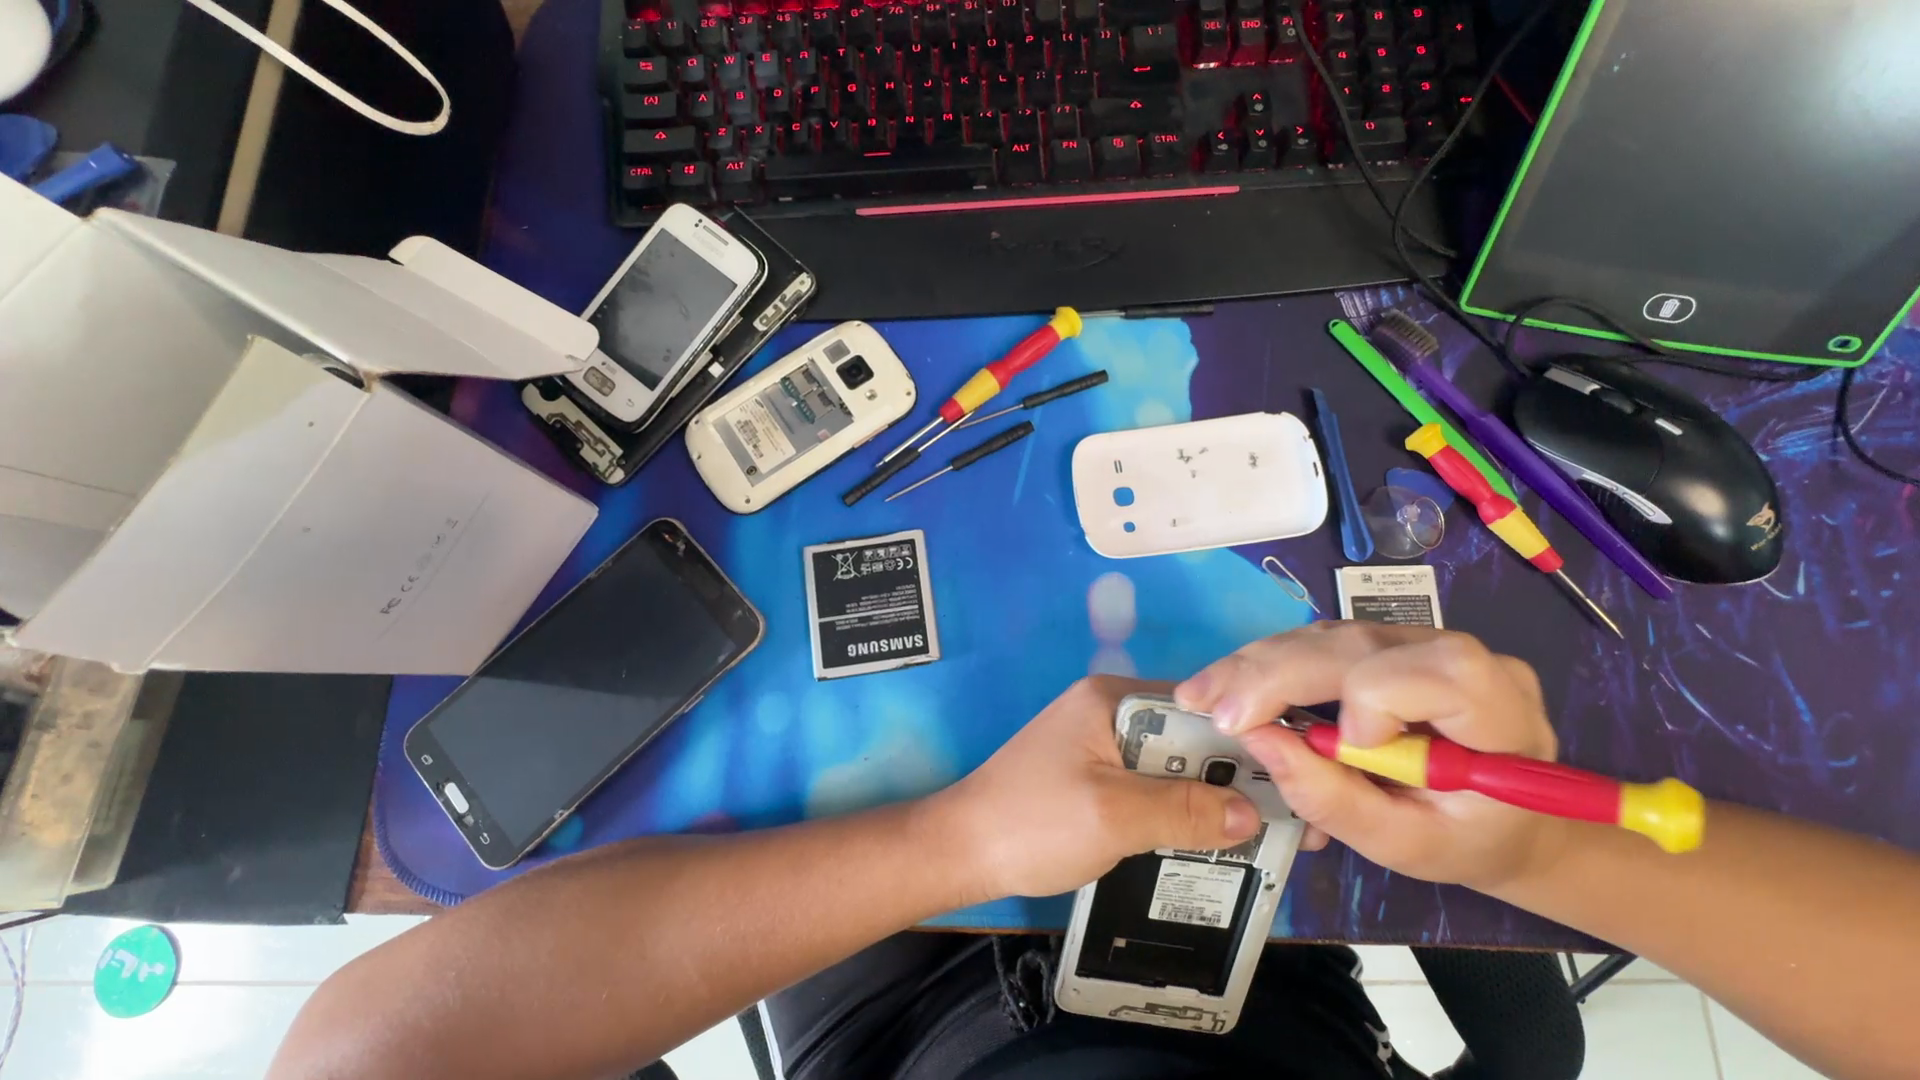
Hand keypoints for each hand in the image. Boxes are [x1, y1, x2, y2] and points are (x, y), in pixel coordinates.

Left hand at [928, 676, 1262, 902]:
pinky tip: (1211, 838)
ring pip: (1175, 765)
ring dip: (1211, 798)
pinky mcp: (1095, 774)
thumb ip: (1184, 810)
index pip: (1202, 709)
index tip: (1298, 782)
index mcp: (1113, 701)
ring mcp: (1100, 743)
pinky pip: (1153, 786)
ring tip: (1266, 835)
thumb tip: (1252, 814)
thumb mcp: (1114, 816)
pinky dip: (1181, 809)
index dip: (1251, 745)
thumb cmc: (1033, 823)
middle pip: (1192, 738)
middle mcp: (1110, 711)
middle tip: (1292, 821)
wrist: (960, 851)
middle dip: (1237, 776)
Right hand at [1174, 622, 1563, 892]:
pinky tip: (1227, 686)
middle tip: (1209, 708)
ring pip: (1326, 635)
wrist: (1503, 816)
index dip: (1381, 695)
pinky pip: (1316, 641)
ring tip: (1202, 696)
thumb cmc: (1466, 839)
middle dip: (1276, 673)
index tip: (1348, 745)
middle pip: (1358, 643)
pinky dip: (1264, 663)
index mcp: (1498, 713)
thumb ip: (1336, 801)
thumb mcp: (1407, 846)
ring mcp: (1416, 642)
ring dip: (1256, 663)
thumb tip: (1259, 741)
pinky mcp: (1380, 643)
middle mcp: (1458, 657)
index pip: (1443, 670)